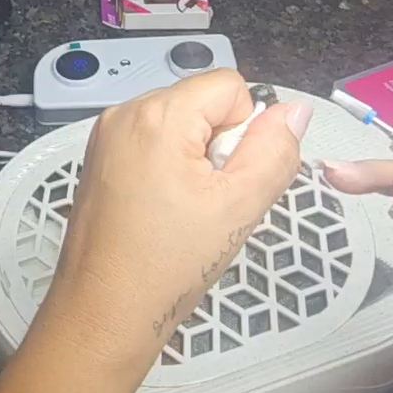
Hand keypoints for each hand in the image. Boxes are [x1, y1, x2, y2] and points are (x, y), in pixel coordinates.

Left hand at [35, 69, 312, 382]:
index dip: (244, 130)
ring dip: (194, 156)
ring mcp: (106, 133)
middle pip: (200, 101)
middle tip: (207, 198)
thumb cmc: (168, 263)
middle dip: (218, 143)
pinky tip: (163, 207)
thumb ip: (275, 151)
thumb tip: (294, 110)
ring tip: (183, 207)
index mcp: (157, 114)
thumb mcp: (239, 207)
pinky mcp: (98, 156)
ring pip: (178, 122)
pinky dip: (167, 164)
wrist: (103, 308)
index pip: (229, 85)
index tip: (227, 177)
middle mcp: (124, 112)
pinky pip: (151, 140)